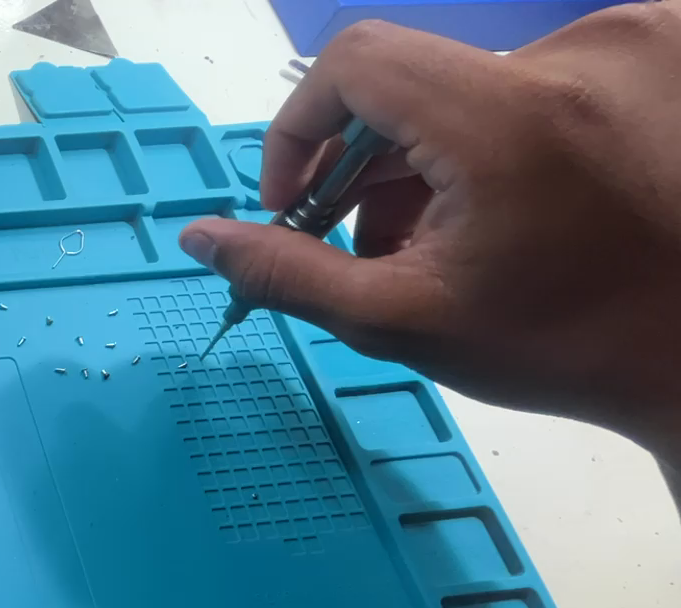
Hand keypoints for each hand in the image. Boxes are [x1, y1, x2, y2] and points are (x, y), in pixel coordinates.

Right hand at [178, 8, 680, 457]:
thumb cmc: (555, 342)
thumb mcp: (388, 318)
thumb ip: (281, 270)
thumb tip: (196, 236)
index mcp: (509, 114)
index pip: (353, 63)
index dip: (296, 130)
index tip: (294, 205)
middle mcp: (583, 48)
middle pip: (406, 89)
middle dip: (358, 175)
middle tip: (365, 253)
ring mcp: (643, 43)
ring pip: (463, 93)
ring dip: (417, 170)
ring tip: (439, 246)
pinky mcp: (669, 54)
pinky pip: (527, 87)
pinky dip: (481, 150)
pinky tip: (499, 216)